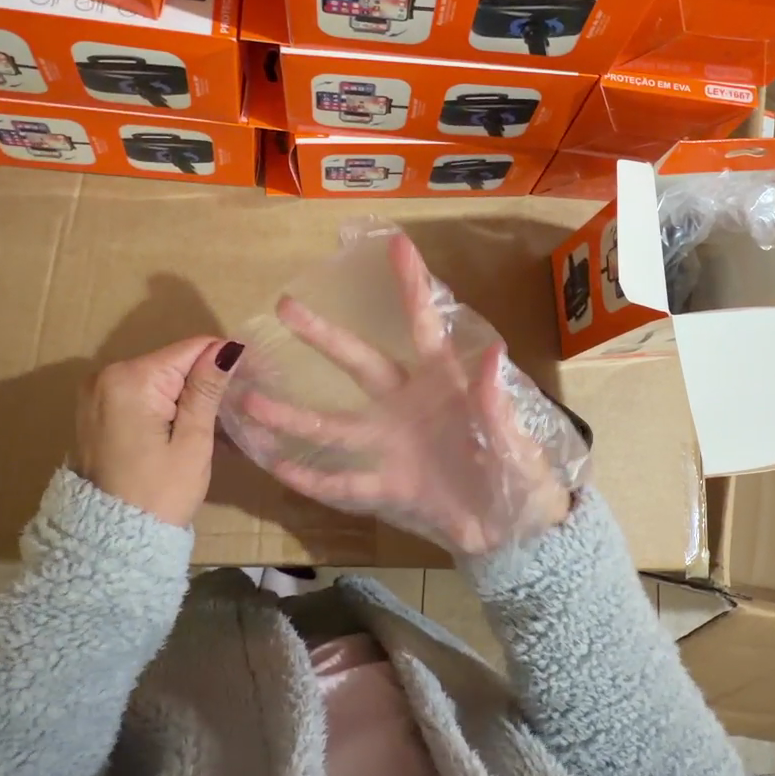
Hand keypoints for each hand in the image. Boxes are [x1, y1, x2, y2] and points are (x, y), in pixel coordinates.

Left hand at [74, 337, 243, 526]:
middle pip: (172, 361)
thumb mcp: (192, 441)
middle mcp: (105, 375)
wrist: (110, 542)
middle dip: (203, 379)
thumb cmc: (160, 493)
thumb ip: (206, 389)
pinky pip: (139, 394)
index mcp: (130, 379)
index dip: (223, 361)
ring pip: (157, 377)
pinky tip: (183, 428)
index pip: (190, 348)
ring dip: (185, 394)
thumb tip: (227, 348)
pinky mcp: (94, 410)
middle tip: (234, 409)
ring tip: (215, 421)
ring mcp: (95, 393)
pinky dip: (163, 405)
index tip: (250, 378)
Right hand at [228, 234, 578, 554]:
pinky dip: (313, 480)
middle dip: (324, 337)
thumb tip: (492, 352)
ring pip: (335, 428)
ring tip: (249, 403)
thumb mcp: (519, 443)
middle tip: (285, 306)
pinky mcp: (389, 488)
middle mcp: (409, 406)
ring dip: (294, 417)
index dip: (412, 287)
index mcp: (447, 385)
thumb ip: (498, 405)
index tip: (396, 244)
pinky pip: (344, 485)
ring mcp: (393, 447)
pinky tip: (277, 469)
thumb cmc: (524, 477)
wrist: (517, 531)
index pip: (426, 327)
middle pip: (360, 365)